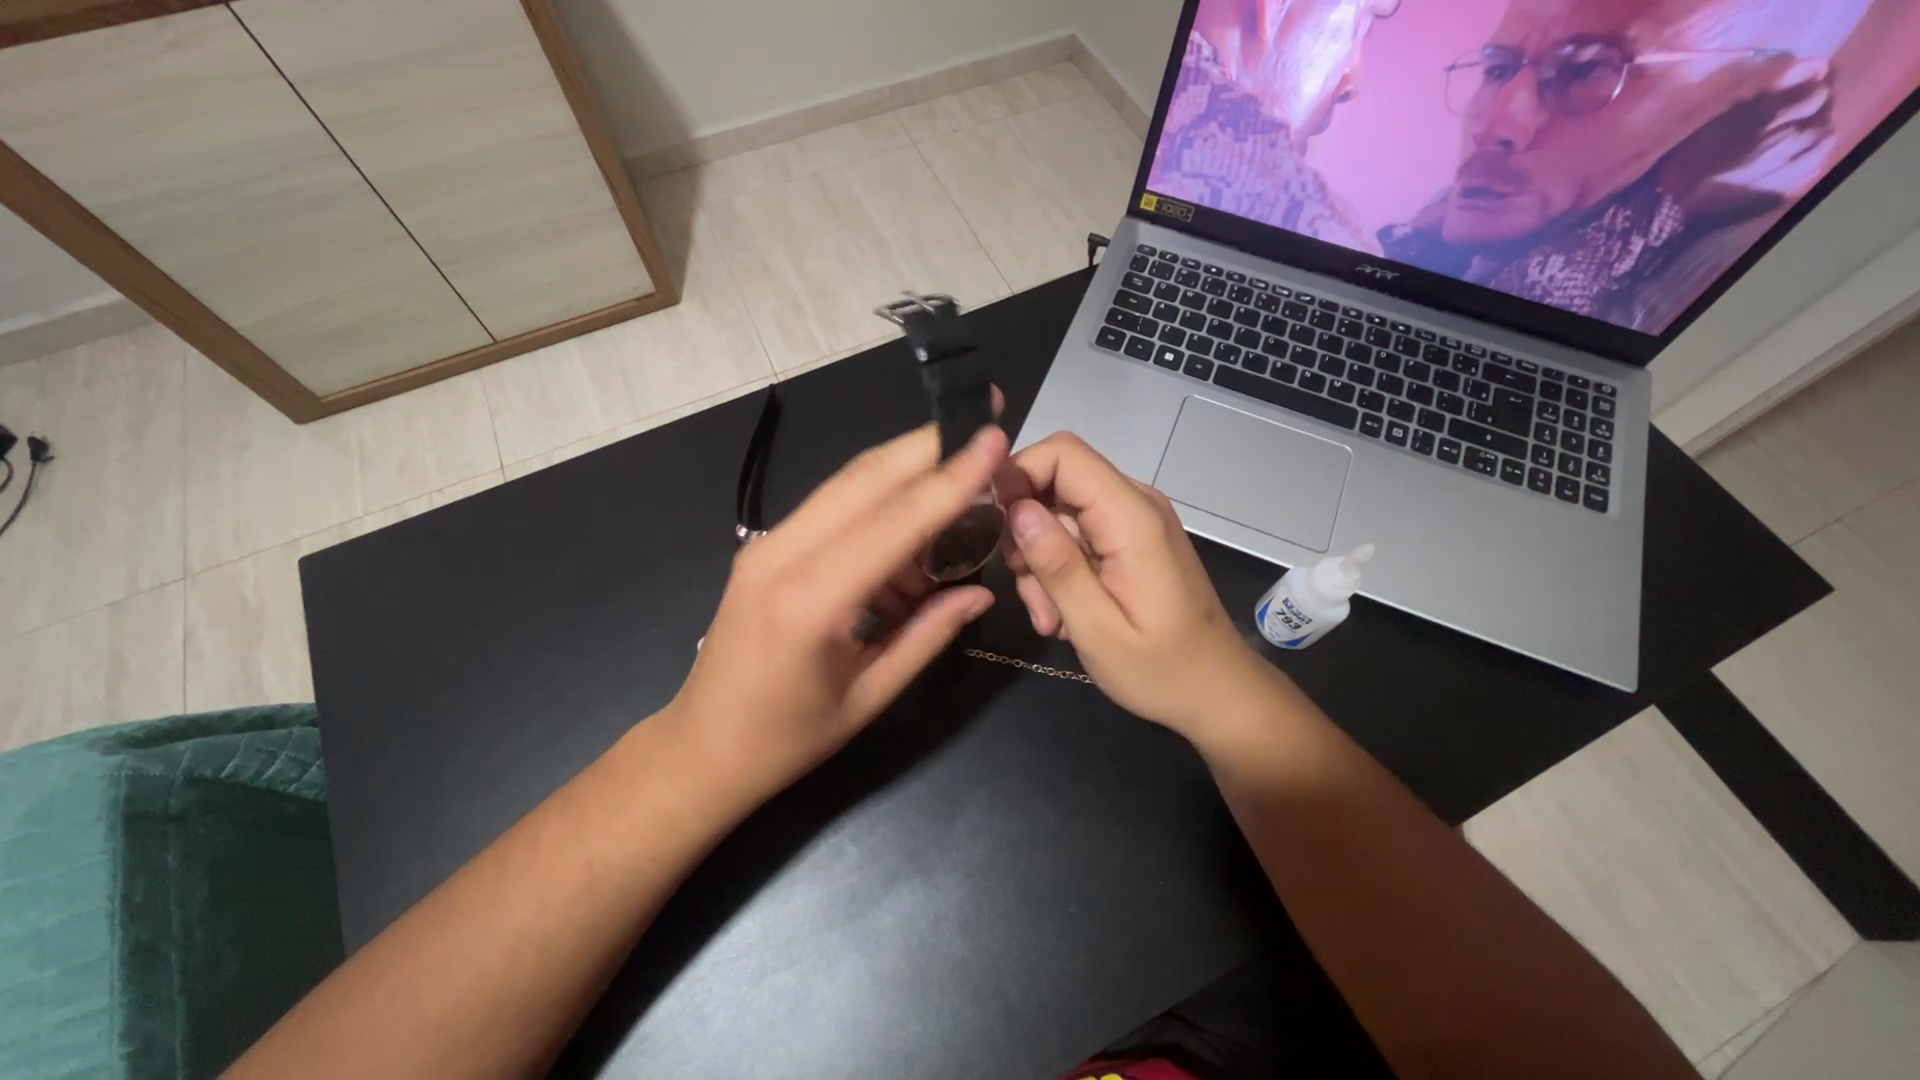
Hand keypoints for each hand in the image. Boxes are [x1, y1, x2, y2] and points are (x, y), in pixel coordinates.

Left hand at [667, 420, 1006, 800]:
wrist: (702, 746)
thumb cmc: (787, 738)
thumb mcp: (868, 696)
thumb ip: (928, 636)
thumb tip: (982, 593)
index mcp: (810, 602)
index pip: (894, 521)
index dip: (950, 478)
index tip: (993, 438)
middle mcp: (782, 555)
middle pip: (866, 478)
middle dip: (930, 446)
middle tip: (983, 425)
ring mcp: (766, 544)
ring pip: (847, 483)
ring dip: (907, 472)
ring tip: (961, 485)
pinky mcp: (763, 547)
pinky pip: (831, 507)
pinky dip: (878, 503)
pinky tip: (912, 534)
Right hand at [997, 433, 1280, 743]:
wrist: (1217, 691)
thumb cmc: (1162, 670)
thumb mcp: (1097, 629)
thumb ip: (1057, 565)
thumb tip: (1016, 509)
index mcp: (1132, 518)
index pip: (1063, 454)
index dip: (1017, 474)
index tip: (990, 525)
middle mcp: (1136, 504)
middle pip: (1056, 482)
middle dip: (1025, 532)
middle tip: (1027, 593)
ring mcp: (1135, 521)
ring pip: (1060, 514)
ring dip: (1041, 562)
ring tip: (1051, 620)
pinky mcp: (1131, 540)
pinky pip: (1079, 535)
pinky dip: (1061, 569)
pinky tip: (1065, 617)